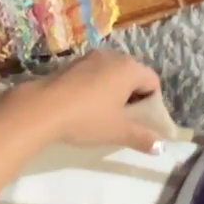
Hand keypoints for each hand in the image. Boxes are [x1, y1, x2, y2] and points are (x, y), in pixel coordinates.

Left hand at [10, 50, 163, 152]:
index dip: (152, 103)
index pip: (153, 82)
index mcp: (129, 68)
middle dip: (133, 96)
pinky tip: (85, 105)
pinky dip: (96, 86)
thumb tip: (161, 147)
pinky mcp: (72, 63)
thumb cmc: (86, 118)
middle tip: (125, 119)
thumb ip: (142, 137)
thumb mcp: (117, 131)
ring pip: (112, 73)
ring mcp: (90, 57)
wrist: (42, 108)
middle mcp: (113, 56)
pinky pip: (94, 73)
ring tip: (104, 113)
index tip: (142, 121)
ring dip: (114, 90)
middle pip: (133, 75)